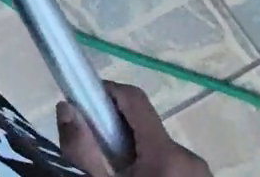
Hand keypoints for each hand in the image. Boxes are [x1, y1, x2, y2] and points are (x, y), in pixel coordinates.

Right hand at [57, 83, 211, 176]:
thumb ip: (80, 147)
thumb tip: (67, 107)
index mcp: (167, 154)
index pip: (134, 98)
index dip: (104, 91)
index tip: (82, 104)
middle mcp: (192, 161)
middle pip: (145, 128)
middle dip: (116, 134)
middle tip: (96, 156)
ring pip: (159, 151)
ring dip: (135, 156)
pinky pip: (174, 169)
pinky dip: (153, 171)